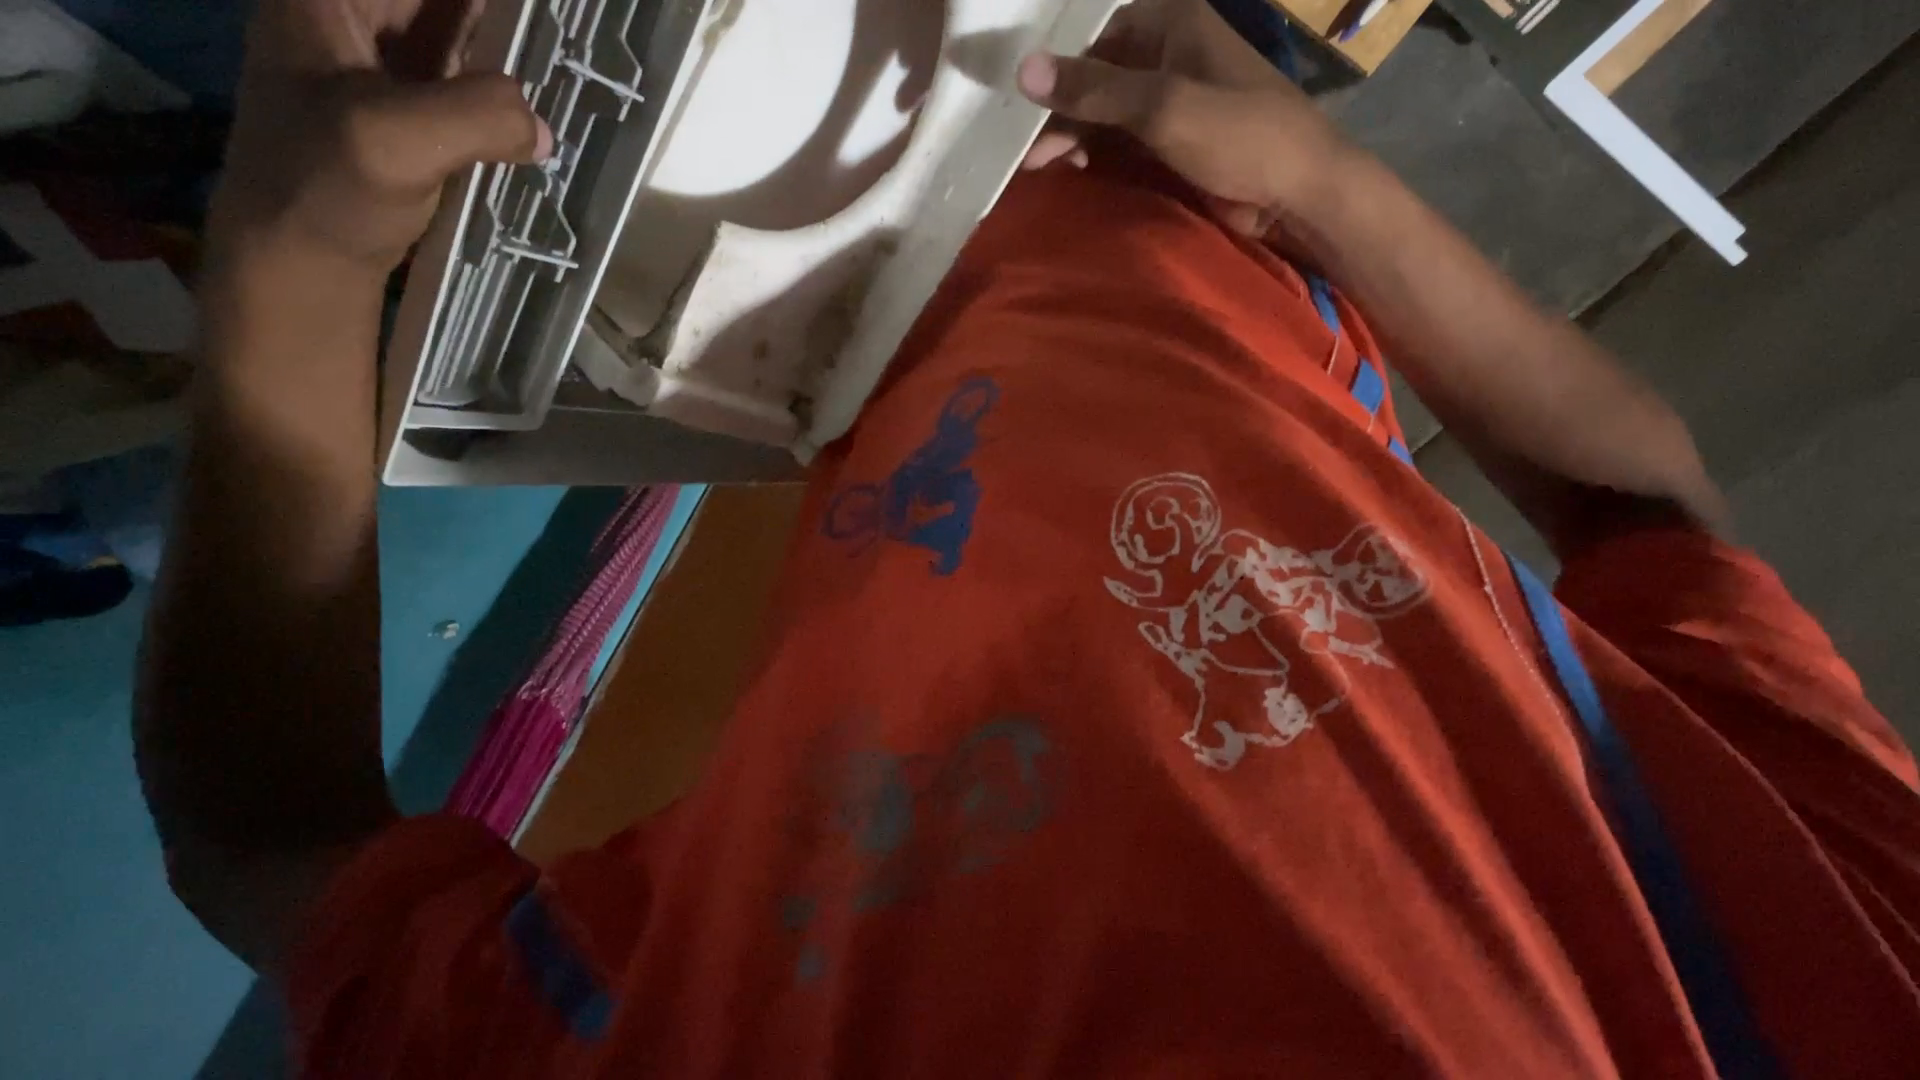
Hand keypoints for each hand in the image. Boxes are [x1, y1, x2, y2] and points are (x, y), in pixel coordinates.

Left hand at [208, 0, 551, 279]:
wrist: (296, 266)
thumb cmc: (326, 193)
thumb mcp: (399, 142)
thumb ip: (479, 113)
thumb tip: (541, 127)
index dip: (493, 7)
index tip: (542, 26)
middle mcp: (351, 16)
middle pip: (448, 7)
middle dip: (505, 25)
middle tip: (564, 52)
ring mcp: (379, 67)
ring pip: (461, 39)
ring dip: (506, 61)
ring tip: (561, 82)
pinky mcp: (405, 113)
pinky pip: (464, 86)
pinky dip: (498, 100)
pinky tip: (532, 124)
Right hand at [1016, 0, 1354, 235]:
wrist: (1299, 190)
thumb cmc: (1239, 134)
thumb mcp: (1162, 106)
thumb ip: (1094, 90)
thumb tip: (1025, 69)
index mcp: (1172, 22)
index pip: (1096, 32)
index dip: (1057, 65)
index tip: (1019, 98)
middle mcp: (1169, 51)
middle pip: (1097, 73)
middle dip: (1061, 109)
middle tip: (1026, 148)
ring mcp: (1173, 97)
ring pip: (1106, 109)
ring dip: (1073, 135)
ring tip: (1041, 166)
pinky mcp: (1175, 137)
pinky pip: (1122, 137)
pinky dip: (1096, 151)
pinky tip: (1074, 168)